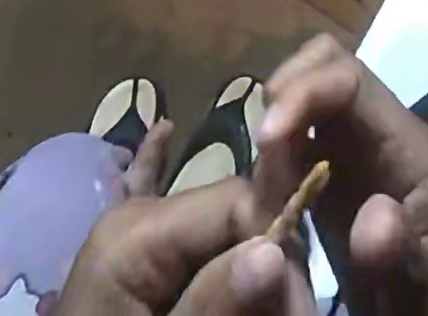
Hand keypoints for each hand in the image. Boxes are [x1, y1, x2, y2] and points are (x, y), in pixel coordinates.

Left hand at [59, 122, 315, 315]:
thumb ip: (213, 304)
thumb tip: (274, 251)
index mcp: (136, 233)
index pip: (234, 201)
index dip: (276, 240)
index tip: (301, 304)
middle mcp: (136, 214)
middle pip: (231, 211)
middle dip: (267, 255)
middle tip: (291, 310)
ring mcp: (128, 227)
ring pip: (213, 219)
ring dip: (247, 253)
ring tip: (273, 300)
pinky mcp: (125, 248)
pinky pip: (144, 189)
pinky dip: (157, 163)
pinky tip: (162, 129)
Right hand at [256, 36, 427, 315]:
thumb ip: (404, 256)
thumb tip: (374, 216)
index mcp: (409, 145)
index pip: (351, 79)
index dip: (304, 92)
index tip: (264, 137)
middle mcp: (382, 129)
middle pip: (328, 64)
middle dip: (287, 94)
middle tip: (264, 154)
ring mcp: (358, 144)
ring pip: (309, 92)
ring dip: (277, 127)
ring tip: (268, 190)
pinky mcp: (336, 166)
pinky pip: (298, 133)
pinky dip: (275, 153)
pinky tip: (271, 199)